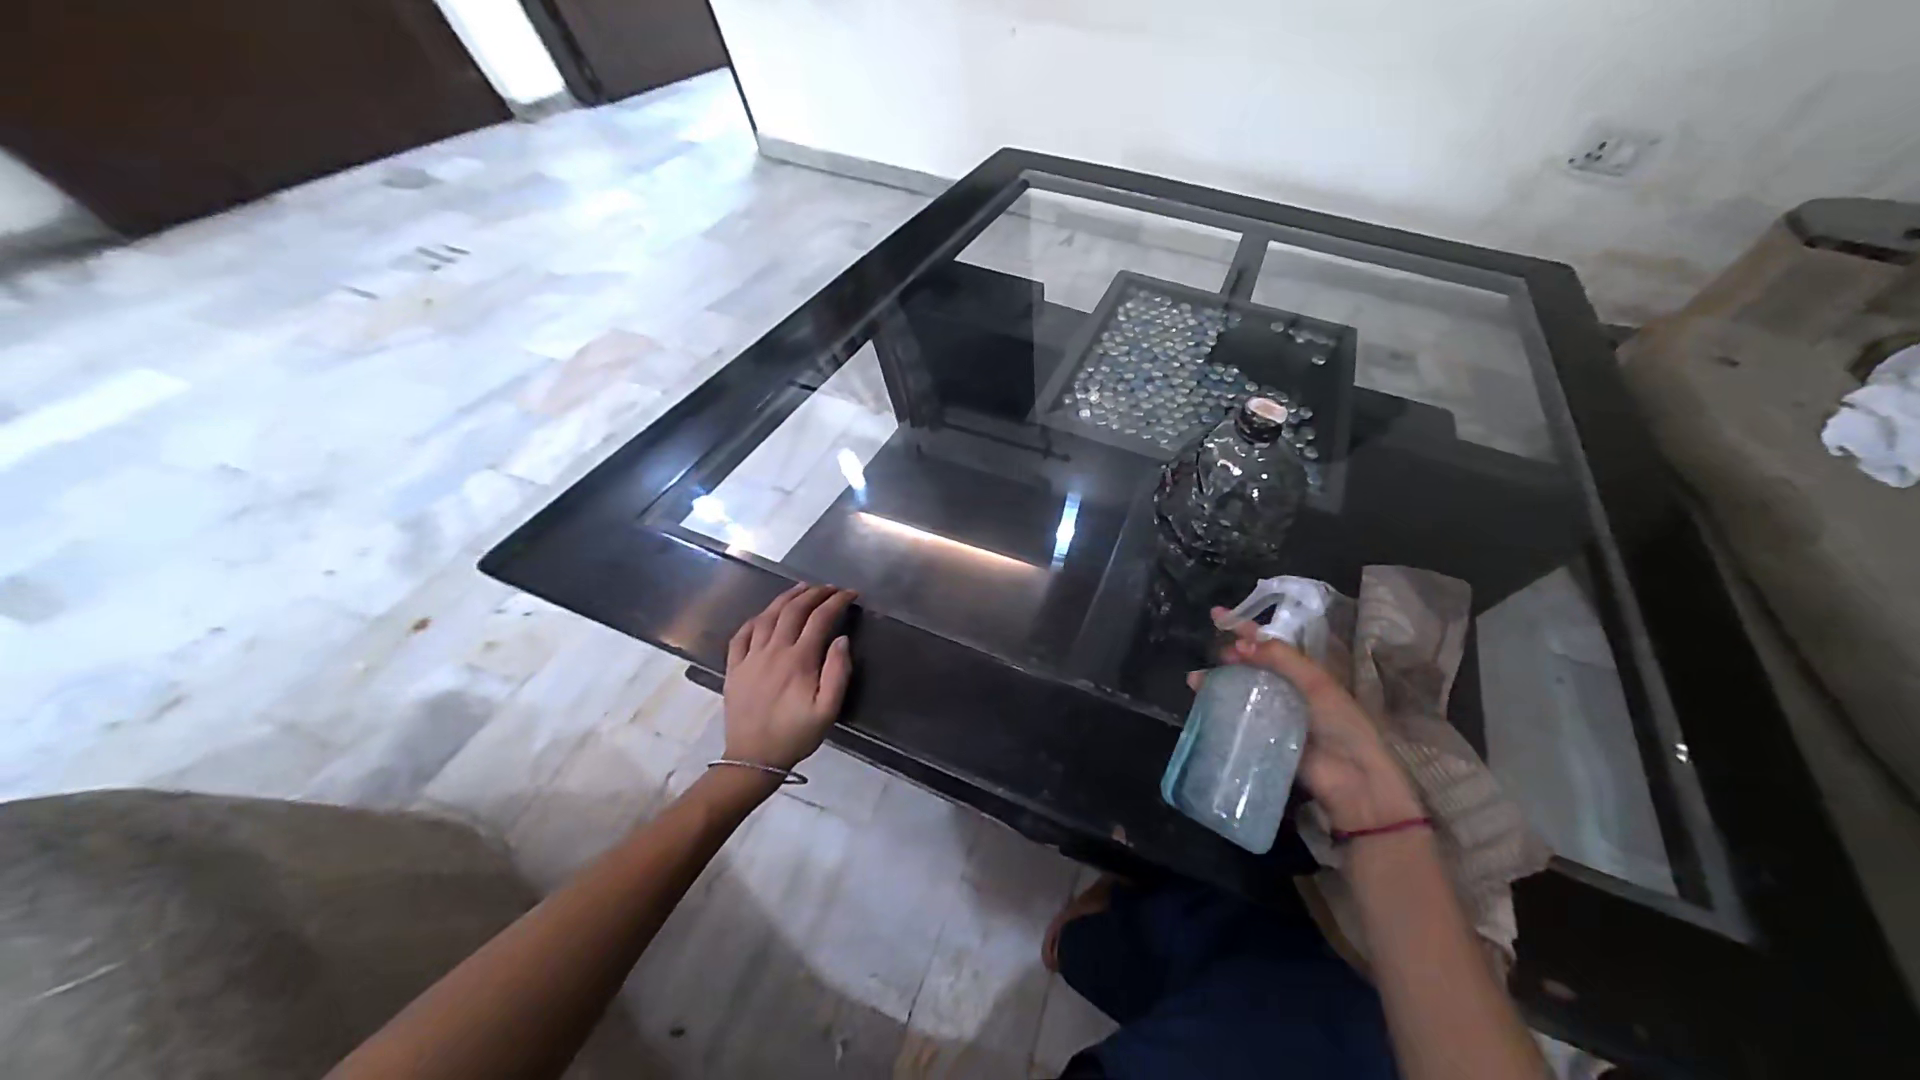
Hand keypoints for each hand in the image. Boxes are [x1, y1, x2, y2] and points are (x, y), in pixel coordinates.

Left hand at [723, 584, 856, 770]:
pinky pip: (742, 634)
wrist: (753, 758)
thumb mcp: (828, 710)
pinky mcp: (734, 667)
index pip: (820, 619)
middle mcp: (773, 650)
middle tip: (830, 588)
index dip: (837, 602)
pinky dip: (756, 618)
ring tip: (802, 588)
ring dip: (787, 598)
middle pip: (794, 610)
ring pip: (768, 616)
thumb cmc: (796, 735)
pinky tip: (765, 615)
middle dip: (815, 593)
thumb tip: (842, 639)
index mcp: (799, 660)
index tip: (851, 594)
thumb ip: (838, 672)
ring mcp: (750, 657)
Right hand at [1192, 612, 1423, 833]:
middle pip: (1248, 664)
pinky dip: (1217, 706)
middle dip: (1227, 655)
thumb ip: (1281, 658)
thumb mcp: (1316, 683)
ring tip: (1196, 680)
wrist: (1351, 778)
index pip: (1268, 643)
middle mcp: (1284, 688)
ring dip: (1216, 680)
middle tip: (1215, 655)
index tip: (1216, 614)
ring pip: (1237, 688)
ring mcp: (1271, 712)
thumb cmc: (1341, 724)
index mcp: (1302, 672)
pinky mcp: (1260, 736)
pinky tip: (1203, 702)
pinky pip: (1235, 715)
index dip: (1243, 627)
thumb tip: (1240, 642)